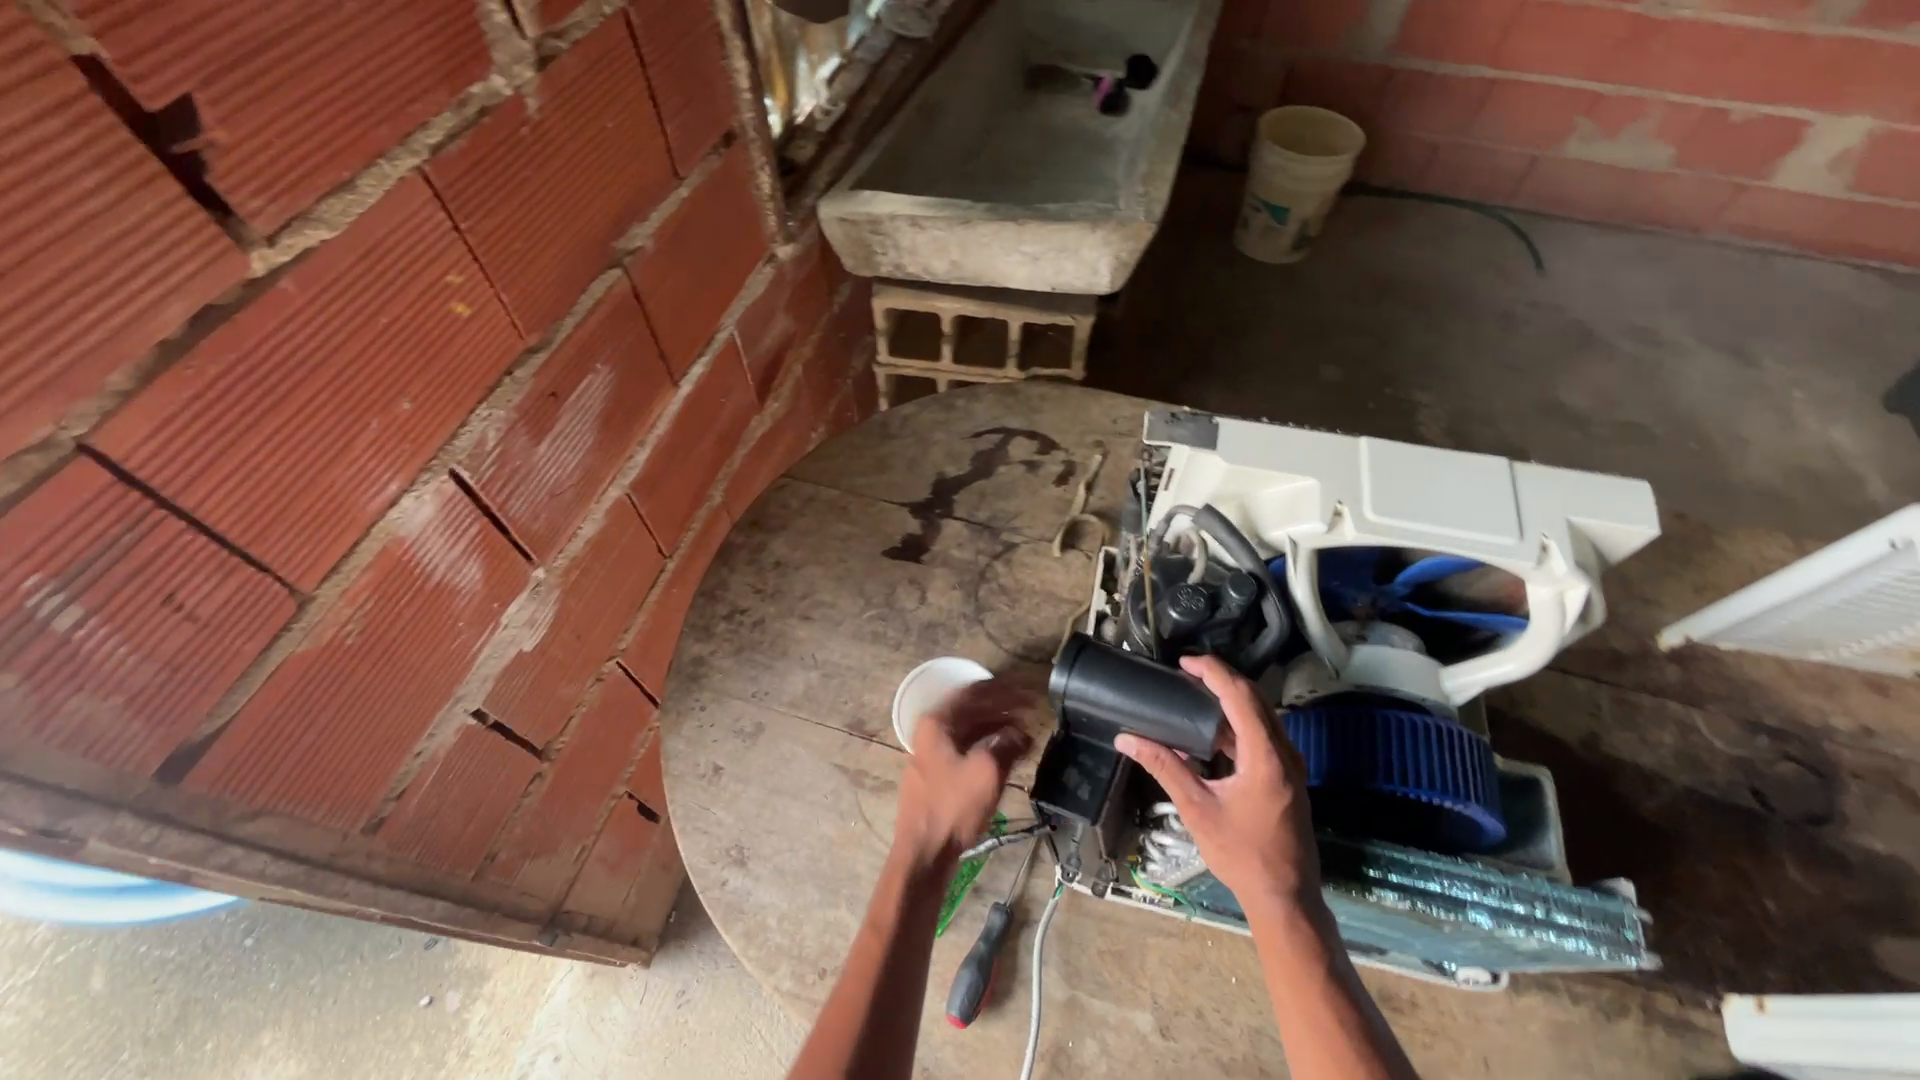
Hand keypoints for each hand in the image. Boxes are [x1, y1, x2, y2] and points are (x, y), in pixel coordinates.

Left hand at [894, 679, 1033, 871]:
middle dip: (1003, 709)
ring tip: (1025, 733)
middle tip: (1031, 711)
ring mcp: (931, 755)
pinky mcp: (938, 776)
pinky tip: (1008, 754)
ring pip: (970, 731)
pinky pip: (966, 750)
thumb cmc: (953, 807)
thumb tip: (1022, 734)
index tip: (1029, 694)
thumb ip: (1008, 744)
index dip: (1005, 690)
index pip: (974, 692)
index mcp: (937, 723)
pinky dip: (988, 747)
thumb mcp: (987, 771)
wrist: (924, 852)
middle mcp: (930, 733)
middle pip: (971, 710)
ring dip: (997, 729)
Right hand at [1115, 655, 1320, 913]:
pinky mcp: (1286, 778)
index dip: (1213, 672)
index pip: (1240, 696)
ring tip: (1195, 696)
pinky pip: (1263, 737)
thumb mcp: (1197, 809)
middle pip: (1255, 700)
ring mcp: (1290, 766)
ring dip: (1230, 702)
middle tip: (1187, 673)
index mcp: (1265, 755)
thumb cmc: (1242, 854)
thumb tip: (1127, 740)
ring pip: (1261, 718)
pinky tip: (1211, 734)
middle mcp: (1284, 753)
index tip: (1185, 663)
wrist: (1286, 897)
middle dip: (1221, 680)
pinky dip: (1238, 726)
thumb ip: (1165, 768)